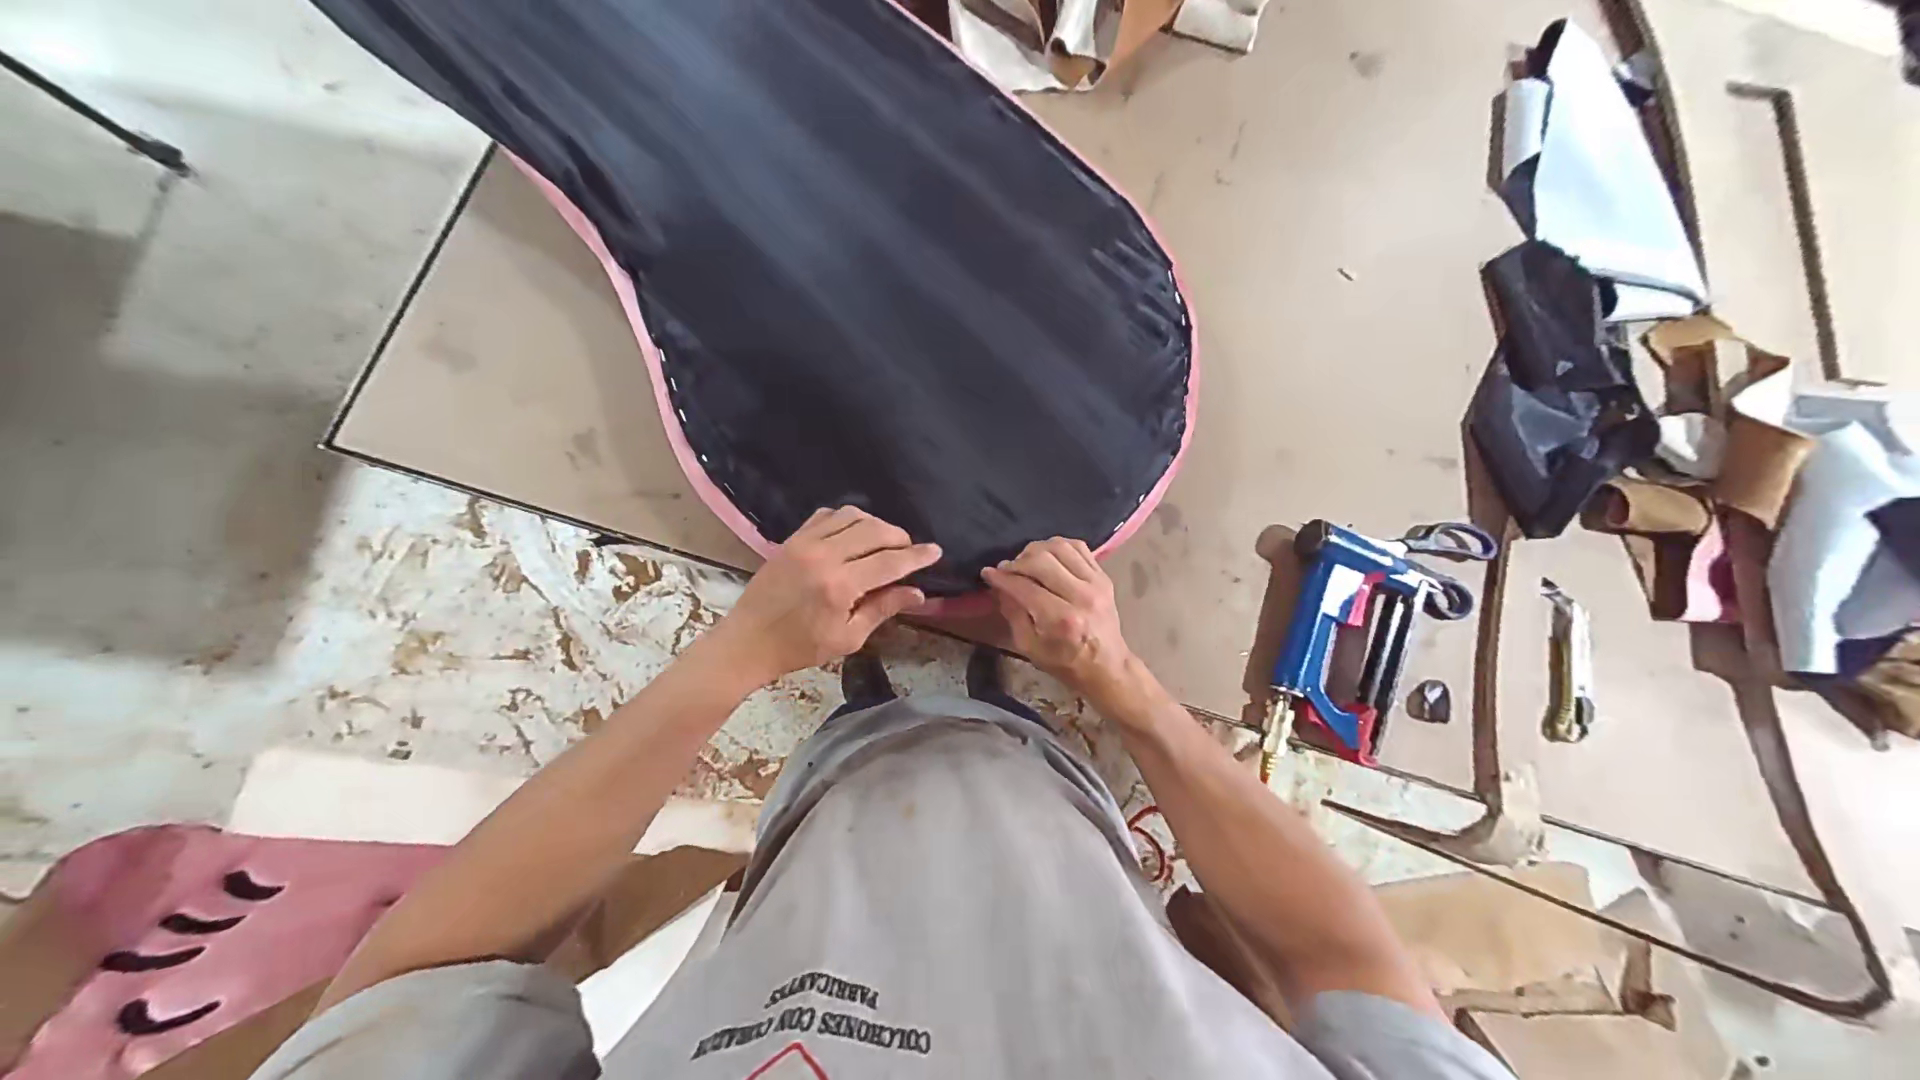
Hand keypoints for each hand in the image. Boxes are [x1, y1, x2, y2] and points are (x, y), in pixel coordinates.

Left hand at [700, 507, 939, 690]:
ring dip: (875, 524)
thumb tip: (918, 593)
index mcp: (839, 586)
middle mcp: (823, 556)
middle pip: (874, 530)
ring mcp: (804, 543)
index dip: (917, 556)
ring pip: (851, 515)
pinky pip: (826, 515)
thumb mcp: (848, 638)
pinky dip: (846, 519)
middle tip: (910, 550)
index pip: (890, 562)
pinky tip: (853, 533)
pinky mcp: (791, 539)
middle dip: (899, 537)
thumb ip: (883, 609)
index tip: (936, 551)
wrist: (748, 642)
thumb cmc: (800, 647)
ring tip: (884, 541)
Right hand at [981, 537, 1147, 709]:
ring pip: (1060, 547)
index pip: (1024, 586)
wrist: (1106, 666)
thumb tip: (998, 585)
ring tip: (1026, 562)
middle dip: (1017, 562)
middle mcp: (1081, 596)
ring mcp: (1096, 583)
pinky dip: (1058, 546)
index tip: (988, 573)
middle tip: (1007, 570)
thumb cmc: (1064, 662)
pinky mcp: (1104, 576)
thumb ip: (1012, 612)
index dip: (1002, 578)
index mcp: (1062, 620)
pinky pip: (1078, 546)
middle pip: (1042, 560)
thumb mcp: (1029, 646)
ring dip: (1036, 550)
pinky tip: (1048, 558)